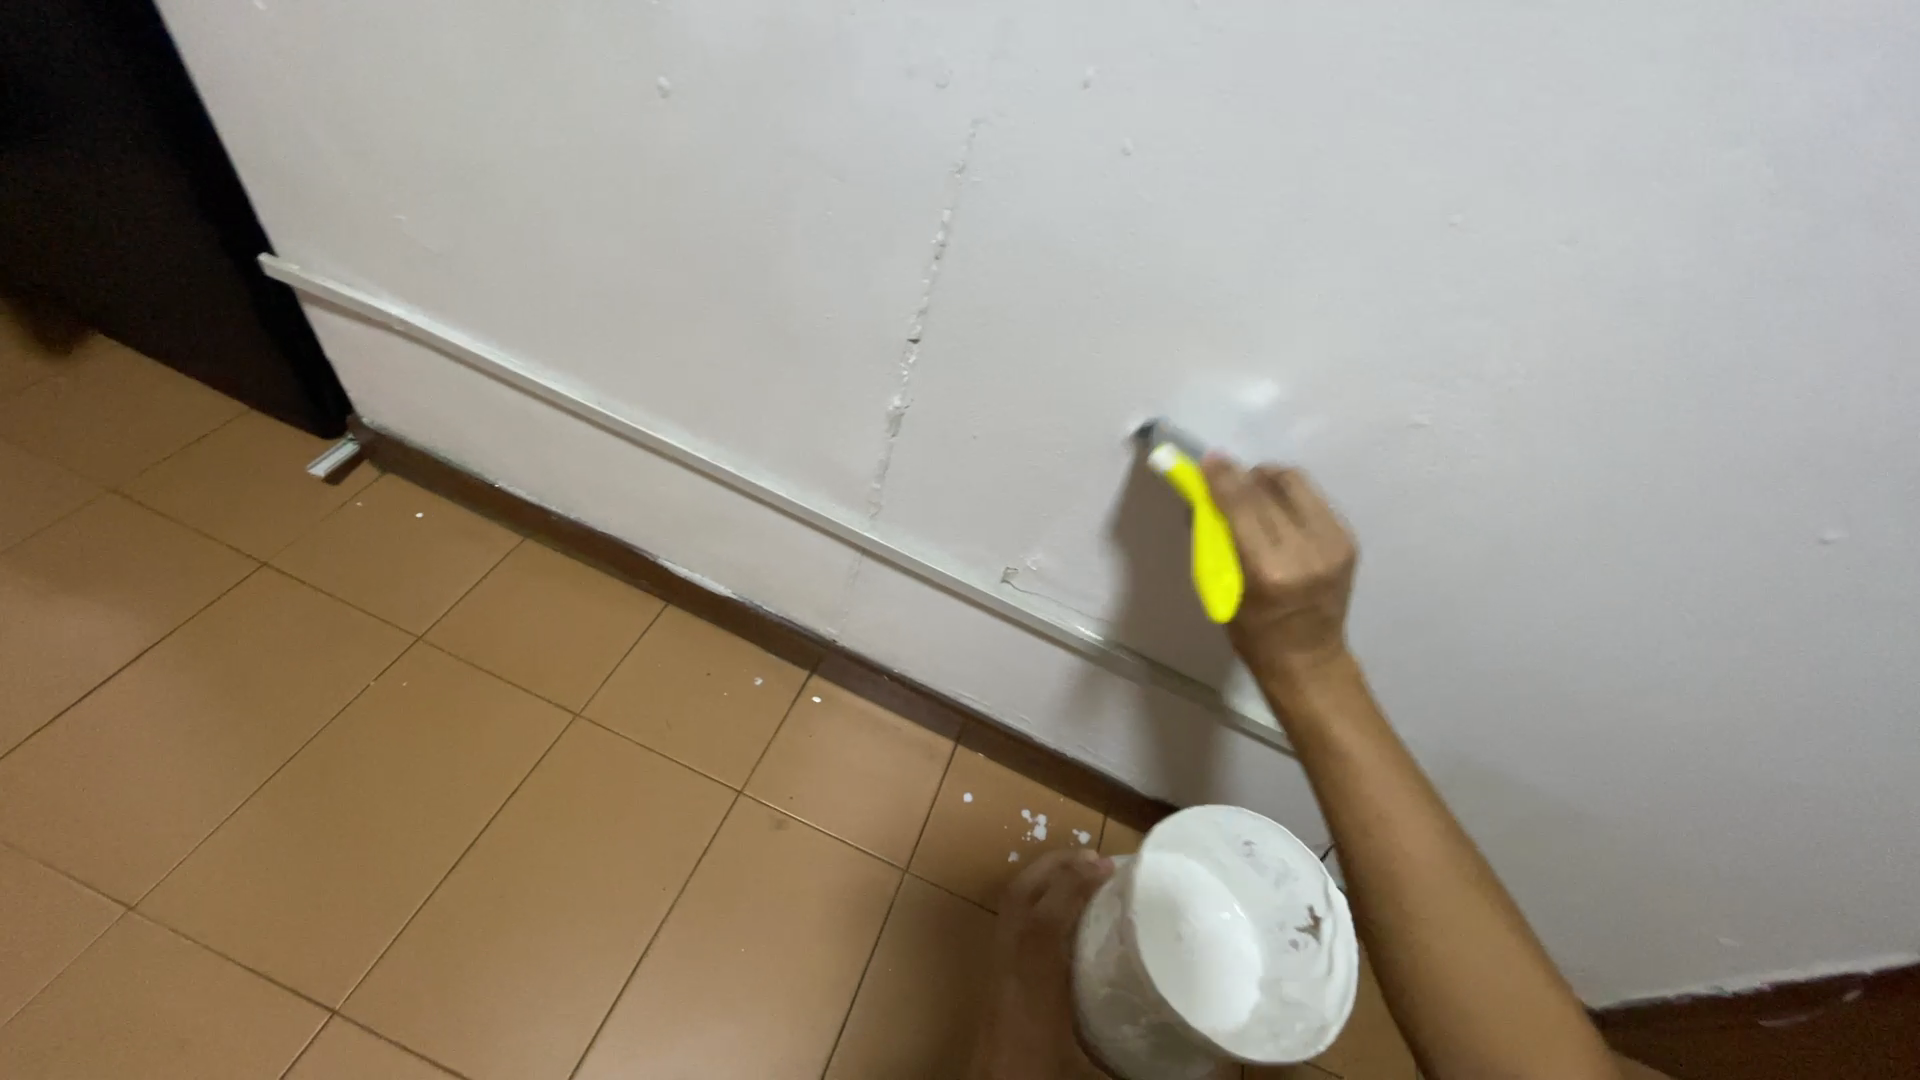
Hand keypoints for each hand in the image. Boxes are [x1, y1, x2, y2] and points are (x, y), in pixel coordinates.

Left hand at [967, 849, 1114, 1079]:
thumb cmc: (1033, 1075)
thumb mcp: (1086, 1072)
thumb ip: (1133, 1064)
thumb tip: (1191, 1063)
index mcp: (1030, 986)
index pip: (1044, 921)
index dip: (1074, 885)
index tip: (1107, 865)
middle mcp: (1007, 966)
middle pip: (1019, 897)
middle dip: (1053, 867)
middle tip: (1092, 858)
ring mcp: (994, 967)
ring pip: (1009, 906)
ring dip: (1041, 879)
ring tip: (1076, 870)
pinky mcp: (990, 977)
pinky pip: (1008, 921)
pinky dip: (1031, 900)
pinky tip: (1056, 909)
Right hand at [1202, 457, 1357, 682]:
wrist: (1308, 659)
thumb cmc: (1252, 632)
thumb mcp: (1222, 588)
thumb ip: (1216, 539)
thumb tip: (1204, 495)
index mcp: (1268, 569)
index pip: (1242, 505)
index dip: (1223, 477)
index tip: (1209, 459)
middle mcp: (1306, 550)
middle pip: (1270, 486)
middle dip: (1242, 475)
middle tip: (1225, 476)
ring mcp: (1333, 543)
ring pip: (1295, 483)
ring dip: (1267, 480)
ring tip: (1252, 491)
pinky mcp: (1347, 539)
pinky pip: (1311, 499)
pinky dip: (1287, 496)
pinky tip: (1275, 510)